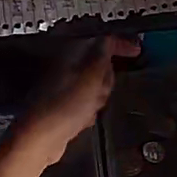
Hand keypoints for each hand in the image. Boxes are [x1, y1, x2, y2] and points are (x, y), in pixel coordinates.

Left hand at [7, 36, 138, 166]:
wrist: (40, 138)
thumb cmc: (63, 107)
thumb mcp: (92, 75)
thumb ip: (103, 53)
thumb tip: (110, 39)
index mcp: (70, 52)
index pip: (101, 41)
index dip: (120, 44)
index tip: (135, 49)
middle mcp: (65, 66)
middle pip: (100, 65)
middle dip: (106, 79)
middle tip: (101, 89)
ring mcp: (64, 85)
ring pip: (96, 86)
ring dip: (98, 97)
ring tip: (89, 107)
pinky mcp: (63, 105)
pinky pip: (87, 103)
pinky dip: (88, 111)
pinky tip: (82, 119)